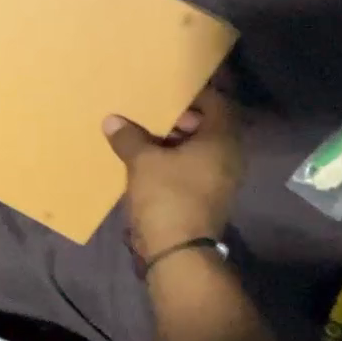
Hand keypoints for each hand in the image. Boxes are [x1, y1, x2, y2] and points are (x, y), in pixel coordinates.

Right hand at [104, 89, 243, 260]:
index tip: (168, 89)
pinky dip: (175, 160)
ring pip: (200, 148)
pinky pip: (193, 167)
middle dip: (180, 118)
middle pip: (209, 125)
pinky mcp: (208, 196)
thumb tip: (112, 120)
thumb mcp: (142, 162)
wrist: (177, 251)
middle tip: (151, 112)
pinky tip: (149, 161)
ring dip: (175, 141)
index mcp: (222, 140)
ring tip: (144, 135)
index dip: (193, 94)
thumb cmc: (167, 196)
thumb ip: (129, 138)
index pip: (217, 103)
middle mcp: (229, 156)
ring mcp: (221, 178)